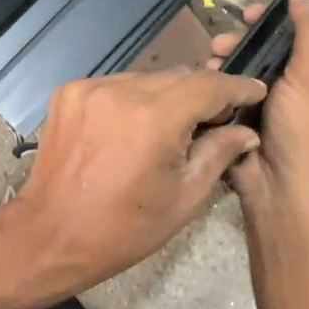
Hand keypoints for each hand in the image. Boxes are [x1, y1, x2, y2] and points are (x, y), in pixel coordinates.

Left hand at [7, 66, 266, 291]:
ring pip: (144, 77)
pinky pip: (114, 84)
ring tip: (175, 125)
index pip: (207, 85)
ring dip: (165, 95)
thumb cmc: (125, 226)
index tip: (256, 91)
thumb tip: (245, 131)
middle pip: (175, 76)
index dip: (236, 87)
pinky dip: (132, 98)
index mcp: (151, 117)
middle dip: (201, 93)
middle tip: (218, 118)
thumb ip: (218, 154)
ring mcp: (87, 87)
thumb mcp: (184, 197)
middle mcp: (118, 90)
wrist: (52, 231)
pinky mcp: (67, 91)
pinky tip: (135, 125)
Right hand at [219, 0, 308, 224]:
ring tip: (213, 56)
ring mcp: (289, 106)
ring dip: (235, 55)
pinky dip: (227, 78)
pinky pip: (243, 86)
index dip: (297, 13)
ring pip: (260, 65)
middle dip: (255, 35)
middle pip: (287, 45)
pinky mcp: (259, 119)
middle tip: (230, 33)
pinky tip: (210, 75)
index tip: (261, 10)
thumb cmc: (308, 137)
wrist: (281, 197)